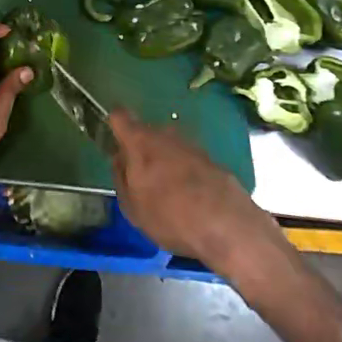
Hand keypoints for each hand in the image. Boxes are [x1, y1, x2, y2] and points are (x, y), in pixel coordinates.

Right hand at [110, 108, 285, 271]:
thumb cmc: (170, 216)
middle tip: (141, 180)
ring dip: (165, 162)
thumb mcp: (132, 207)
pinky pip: (188, 160)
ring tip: (167, 193)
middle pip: (146, 133)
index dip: (114, 126)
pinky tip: (189, 199)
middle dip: (141, 150)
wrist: (227, 226)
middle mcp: (165, 134)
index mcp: (140, 142)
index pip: (119, 116)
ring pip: (168, 147)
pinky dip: (185, 173)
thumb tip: (119, 158)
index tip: (113, 145)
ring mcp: (191, 144)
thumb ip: (121, 177)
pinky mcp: (211, 159)